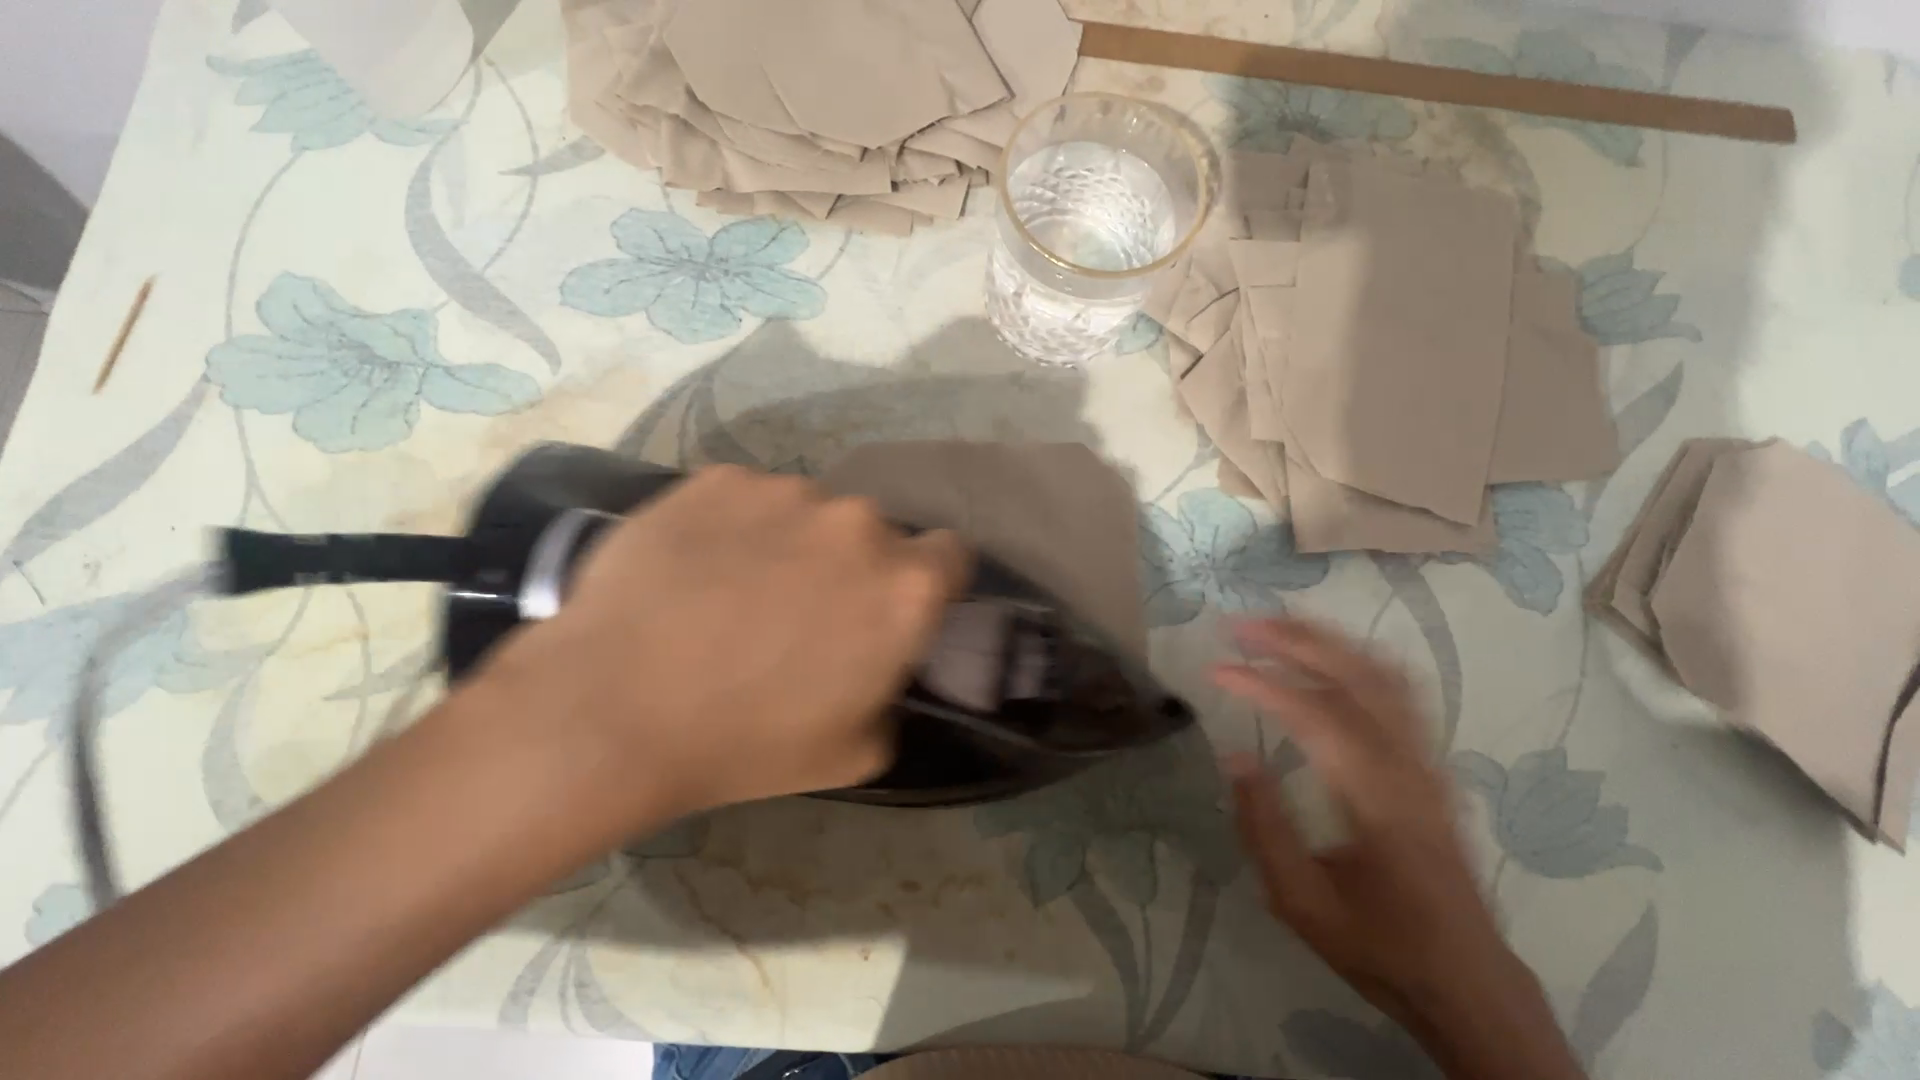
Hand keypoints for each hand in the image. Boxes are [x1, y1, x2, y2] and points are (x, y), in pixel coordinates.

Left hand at [460, 465, 968, 834]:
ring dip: (794, 542)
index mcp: (905, 589)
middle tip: (807, 610)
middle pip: (877, 534)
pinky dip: (736, 525)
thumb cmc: (744, 742)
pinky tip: (696, 568)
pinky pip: (748, 497)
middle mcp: (858, 525)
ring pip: (810, 512)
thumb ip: (890, 699)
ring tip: (738, 589)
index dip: (933, 581)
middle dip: (855, 566)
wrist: (613, 707)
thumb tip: (880, 672)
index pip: (954, 555)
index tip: (899, 607)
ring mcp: (785, 492)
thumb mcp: (852, 753)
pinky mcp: (719, 479)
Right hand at [1217, 619, 1582, 1079]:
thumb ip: (1264, 827)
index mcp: (1376, 800)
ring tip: (1281, 625)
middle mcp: (1411, 767)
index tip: (1216, 669)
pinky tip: (1333, 657)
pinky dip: (1362, 661)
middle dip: (1299, 639)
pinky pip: (1404, 693)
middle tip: (1244, 624)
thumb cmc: (1378, 944)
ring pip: (1388, 676)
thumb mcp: (1301, 901)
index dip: (1262, 684)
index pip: (1316, 716)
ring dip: (1332, 641)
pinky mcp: (1435, 767)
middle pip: (1360, 676)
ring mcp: (1431, 763)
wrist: (1466, 979)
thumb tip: (1236, 756)